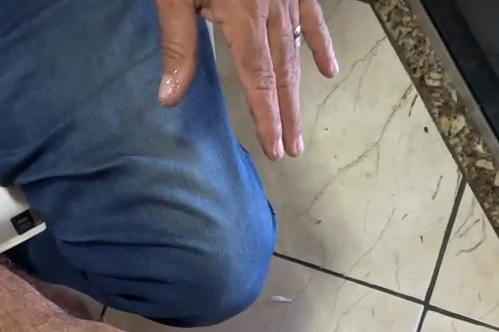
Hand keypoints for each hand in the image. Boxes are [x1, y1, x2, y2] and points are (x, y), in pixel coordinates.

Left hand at [156, 0, 338, 160]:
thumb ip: (177, 44)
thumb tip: (170, 99)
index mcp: (244, 16)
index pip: (259, 80)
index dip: (267, 117)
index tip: (275, 148)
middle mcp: (272, 9)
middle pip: (283, 72)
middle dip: (288, 113)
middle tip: (294, 149)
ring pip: (298, 49)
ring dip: (300, 89)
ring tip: (302, 123)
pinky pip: (310, 14)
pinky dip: (319, 41)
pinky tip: (328, 68)